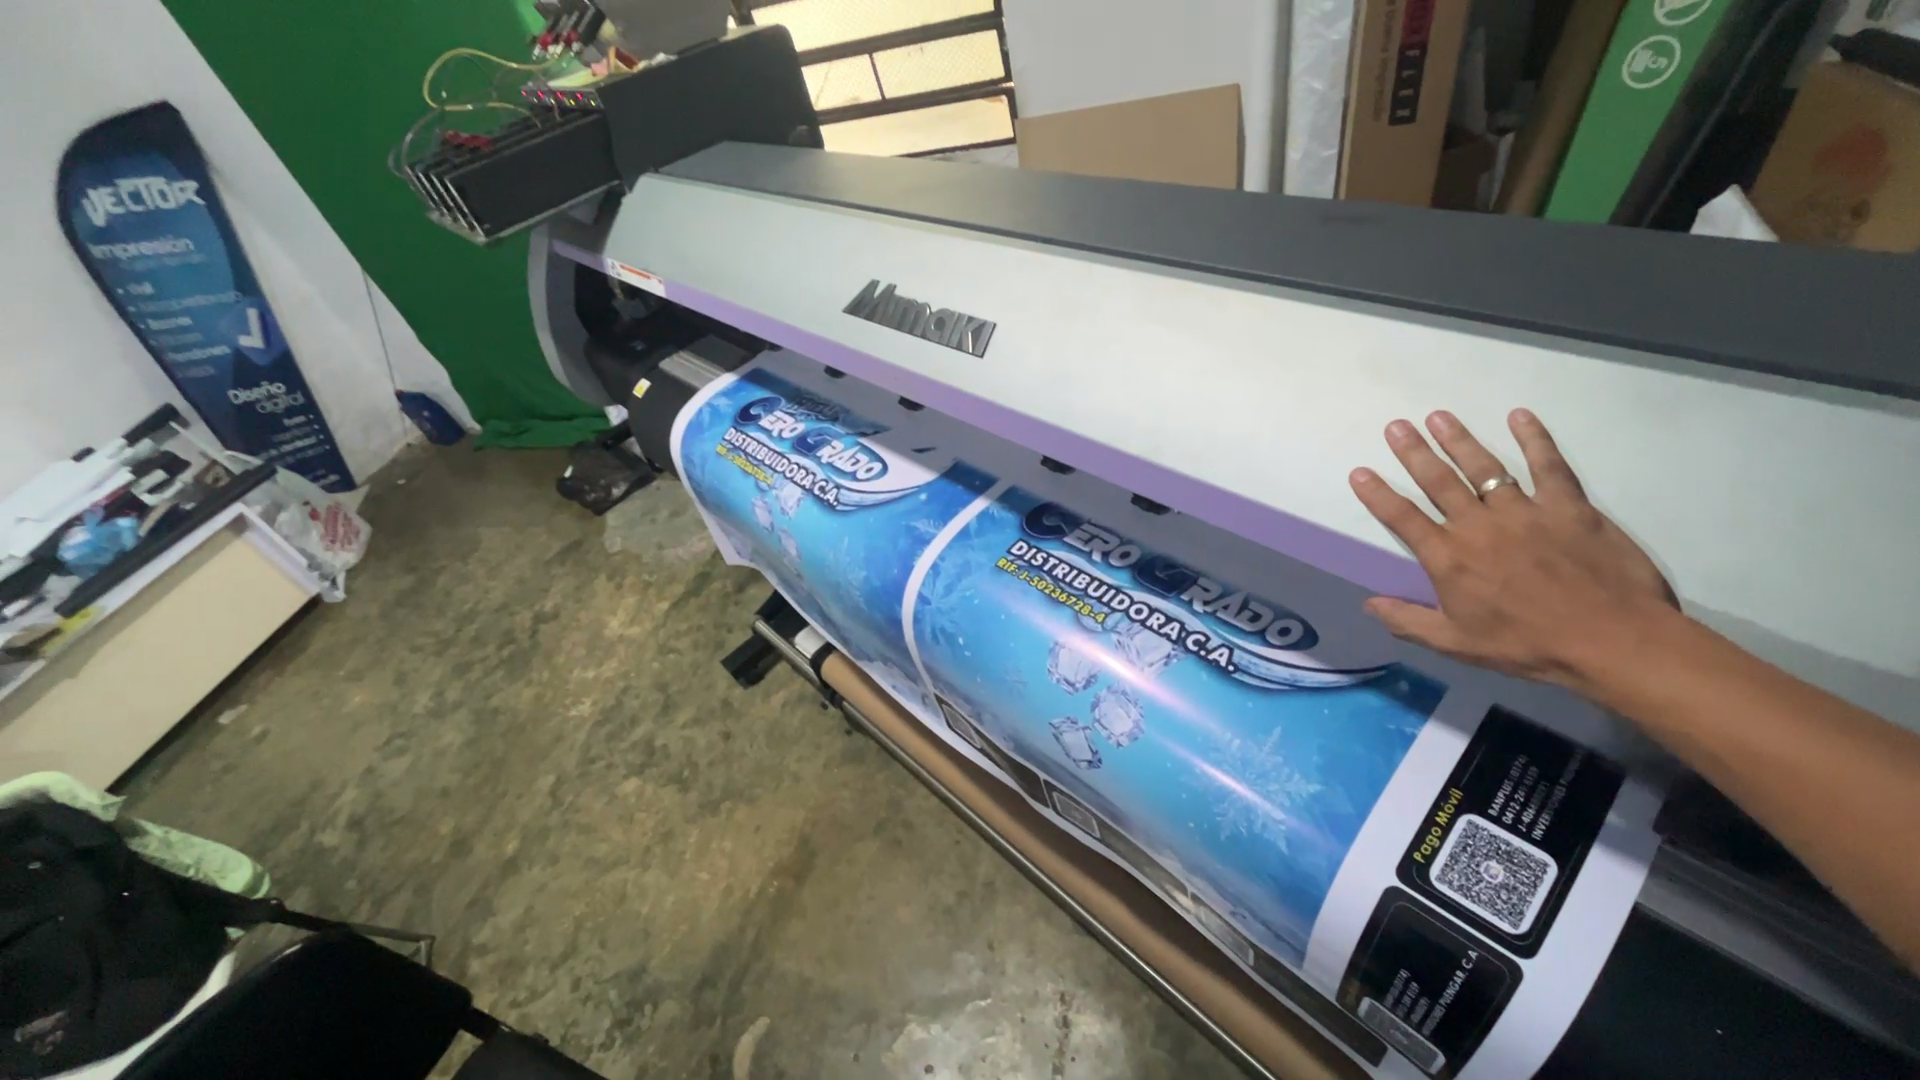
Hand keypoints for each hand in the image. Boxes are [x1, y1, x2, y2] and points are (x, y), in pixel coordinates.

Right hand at [1349, 409, 1676, 690]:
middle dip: (1414, 453)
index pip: (1403, 518)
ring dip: (1459, 440)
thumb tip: (1368, 604)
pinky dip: (1534, 438)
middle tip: (1396, 426)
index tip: (1359, 472)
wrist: (1610, 640)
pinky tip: (1519, 417)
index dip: (1378, 495)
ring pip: (1484, 467)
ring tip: (1439, 416)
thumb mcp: (1457, 644)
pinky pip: (1548, 466)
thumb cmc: (1527, 646)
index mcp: (1449, 558)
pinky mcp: (1568, 507)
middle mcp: (1479, 526)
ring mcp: (1525, 512)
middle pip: (1439, 482)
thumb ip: (1409, 621)